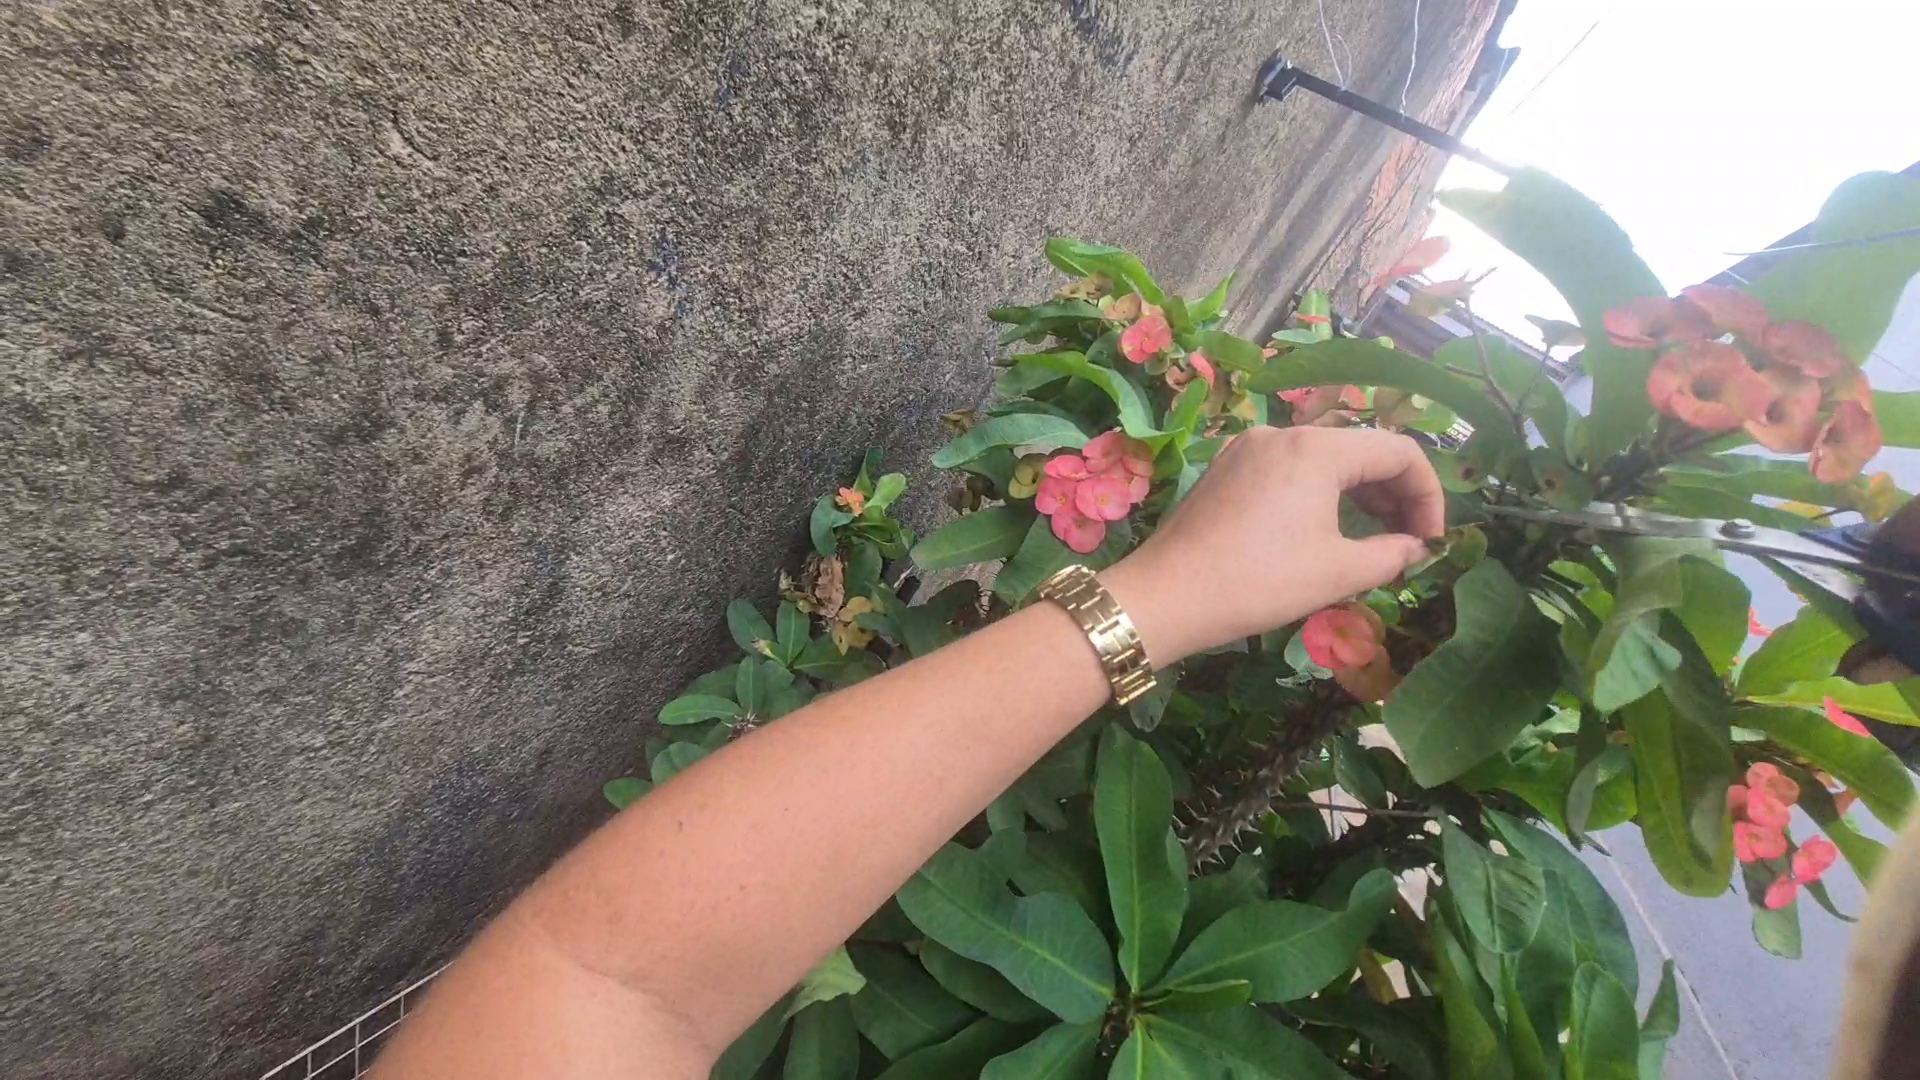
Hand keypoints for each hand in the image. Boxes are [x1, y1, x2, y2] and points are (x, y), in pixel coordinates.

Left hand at [1102, 426, 1444, 664]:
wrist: (1165, 595)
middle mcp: (1278, 434)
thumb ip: (1392, 553)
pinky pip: (1283, 469)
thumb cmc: (1258, 582)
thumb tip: (1416, 547)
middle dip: (1392, 492)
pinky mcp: (1221, 470)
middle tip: (1406, 539)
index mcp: (1314, 448)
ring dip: (1354, 492)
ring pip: (1319, 458)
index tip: (1431, 540)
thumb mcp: (1337, 572)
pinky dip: (1314, 492)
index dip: (1429, 494)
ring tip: (1369, 537)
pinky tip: (1318, 528)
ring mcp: (1243, 449)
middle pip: (1358, 449)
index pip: (1399, 451)